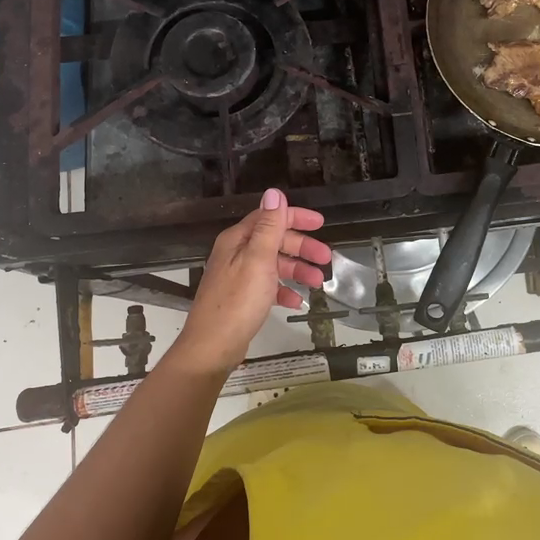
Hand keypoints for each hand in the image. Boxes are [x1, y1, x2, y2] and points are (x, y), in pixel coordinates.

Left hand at [169, 188, 330, 375]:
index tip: (321, 223)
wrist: (213, 347)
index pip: (270, 217)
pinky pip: (269, 286)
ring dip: (297, 270)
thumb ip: (269, 226)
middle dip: (302, 247)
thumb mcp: (258, 260)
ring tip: (317, 283)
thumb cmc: (237, 301)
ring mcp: (239, 276)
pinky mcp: (243, 297)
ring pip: (275, 264)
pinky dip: (284, 290)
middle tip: (326, 259)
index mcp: (238, 240)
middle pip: (275, 240)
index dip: (296, 217)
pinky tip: (295, 302)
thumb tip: (274, 192)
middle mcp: (237, 253)